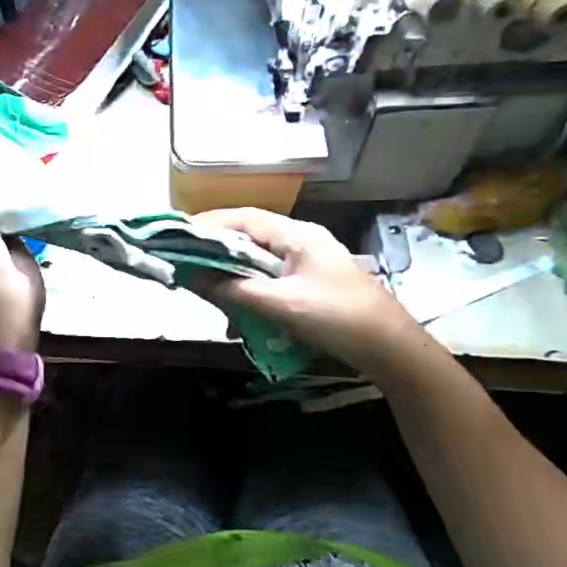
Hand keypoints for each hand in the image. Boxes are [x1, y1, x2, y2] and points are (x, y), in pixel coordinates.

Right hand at [196, 208, 422, 375]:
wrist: (390, 348)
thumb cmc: (336, 318)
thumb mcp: (279, 305)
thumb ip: (232, 290)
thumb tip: (190, 276)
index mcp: (298, 234)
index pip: (243, 217)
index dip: (207, 224)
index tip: (176, 237)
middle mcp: (301, 241)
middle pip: (248, 239)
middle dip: (217, 255)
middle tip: (189, 271)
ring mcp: (307, 264)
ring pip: (257, 263)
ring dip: (233, 281)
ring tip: (213, 300)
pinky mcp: (310, 285)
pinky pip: (270, 283)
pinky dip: (251, 297)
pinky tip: (241, 321)